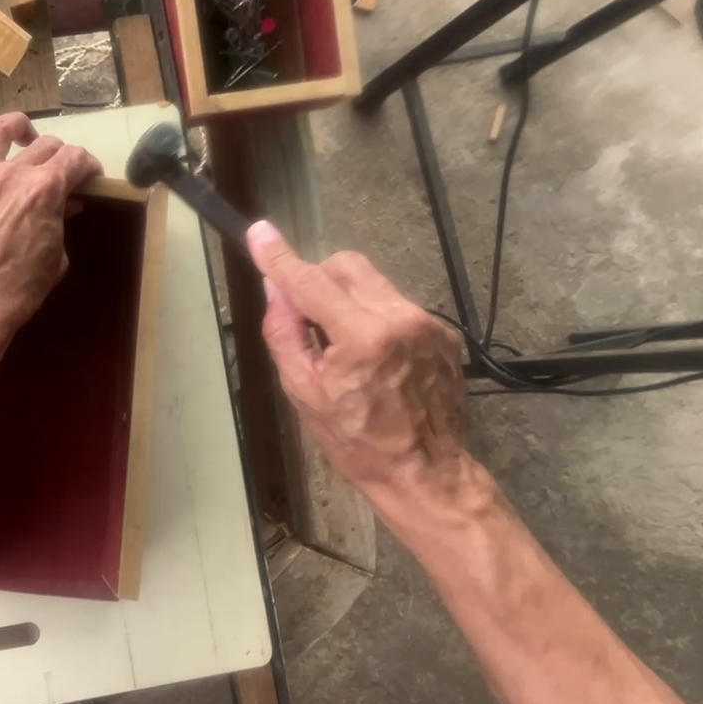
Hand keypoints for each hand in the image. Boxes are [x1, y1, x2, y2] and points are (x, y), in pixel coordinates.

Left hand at [0, 100, 101, 346]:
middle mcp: (9, 173)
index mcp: (43, 188)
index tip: (91, 178)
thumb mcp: (55, 260)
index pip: (75, 160)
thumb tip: (63, 210)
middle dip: (59, 155)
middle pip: (42, 146)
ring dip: (13, 127)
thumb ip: (59, 227)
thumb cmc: (17, 292)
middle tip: (62, 174)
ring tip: (22, 134)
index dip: (88, 167)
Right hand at [248, 221, 470, 494]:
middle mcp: (401, 318)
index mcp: (363, 336)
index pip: (310, 281)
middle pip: (347, 265)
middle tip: (304, 316)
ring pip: (372, 282)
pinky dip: (372, 315)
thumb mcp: (302, 391)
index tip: (260, 232)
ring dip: (345, 298)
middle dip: (317, 278)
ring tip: (340, 345)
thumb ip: (285, 332)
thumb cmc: (355, 441)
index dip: (280, 257)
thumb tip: (276, 290)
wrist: (424, 471)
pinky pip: (395, 304)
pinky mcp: (443, 333)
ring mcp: (427, 324)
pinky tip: (371, 355)